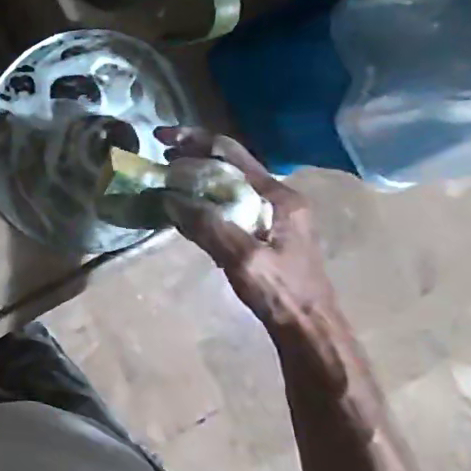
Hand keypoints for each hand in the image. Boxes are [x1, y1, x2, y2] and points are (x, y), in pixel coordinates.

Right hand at [155, 127, 338, 334]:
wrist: (310, 332)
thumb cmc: (282, 293)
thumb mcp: (243, 258)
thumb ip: (208, 225)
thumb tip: (169, 199)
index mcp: (278, 196)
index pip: (230, 153)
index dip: (194, 141)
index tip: (160, 138)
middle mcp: (277, 198)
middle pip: (229, 164)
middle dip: (193, 155)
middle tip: (159, 156)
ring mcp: (272, 216)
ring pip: (228, 184)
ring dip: (197, 177)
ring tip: (166, 178)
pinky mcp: (264, 234)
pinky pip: (229, 204)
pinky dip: (203, 199)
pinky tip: (184, 208)